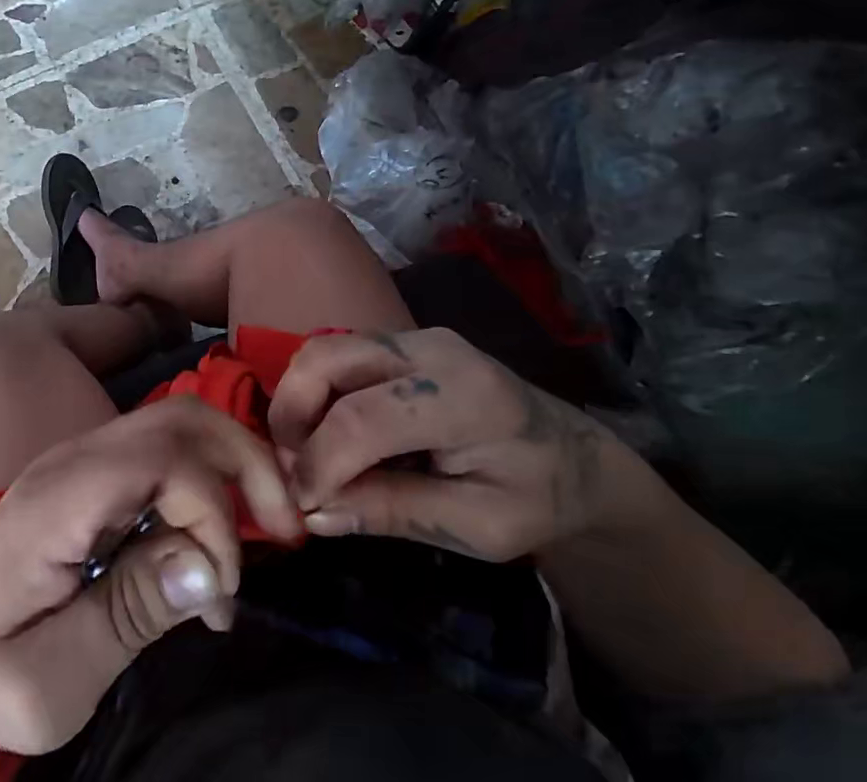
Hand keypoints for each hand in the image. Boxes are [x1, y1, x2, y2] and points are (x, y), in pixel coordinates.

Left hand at [0, 396, 302, 755]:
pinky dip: (208, 479)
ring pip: (178, 424)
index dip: (212, 513)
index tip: (220, 593)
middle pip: (179, 419)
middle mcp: (71, 461)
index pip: (160, 459)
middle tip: (286, 533)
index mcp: (55, 501)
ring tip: (260, 535)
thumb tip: (208, 565)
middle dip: (246, 465)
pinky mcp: (92, 475)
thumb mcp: (53, 679)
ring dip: (232, 468)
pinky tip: (214, 536)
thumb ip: (128, 614)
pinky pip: (165, 450)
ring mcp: (81, 460)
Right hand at [268, 328, 637, 562]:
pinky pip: (334, 356)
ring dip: (296, 401)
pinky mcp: (397, 342)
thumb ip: (394, 513)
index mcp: (466, 398)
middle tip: (291, 467)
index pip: (363, 420)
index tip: (303, 505)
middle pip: (326, 360)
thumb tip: (312, 514)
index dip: (319, 463)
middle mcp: (431, 350)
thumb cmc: (537, 498)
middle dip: (291, 415)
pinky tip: (323, 435)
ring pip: (320, 351)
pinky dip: (312, 393)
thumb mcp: (479, 528)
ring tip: (304, 454)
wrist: (575, 456)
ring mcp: (411, 338)